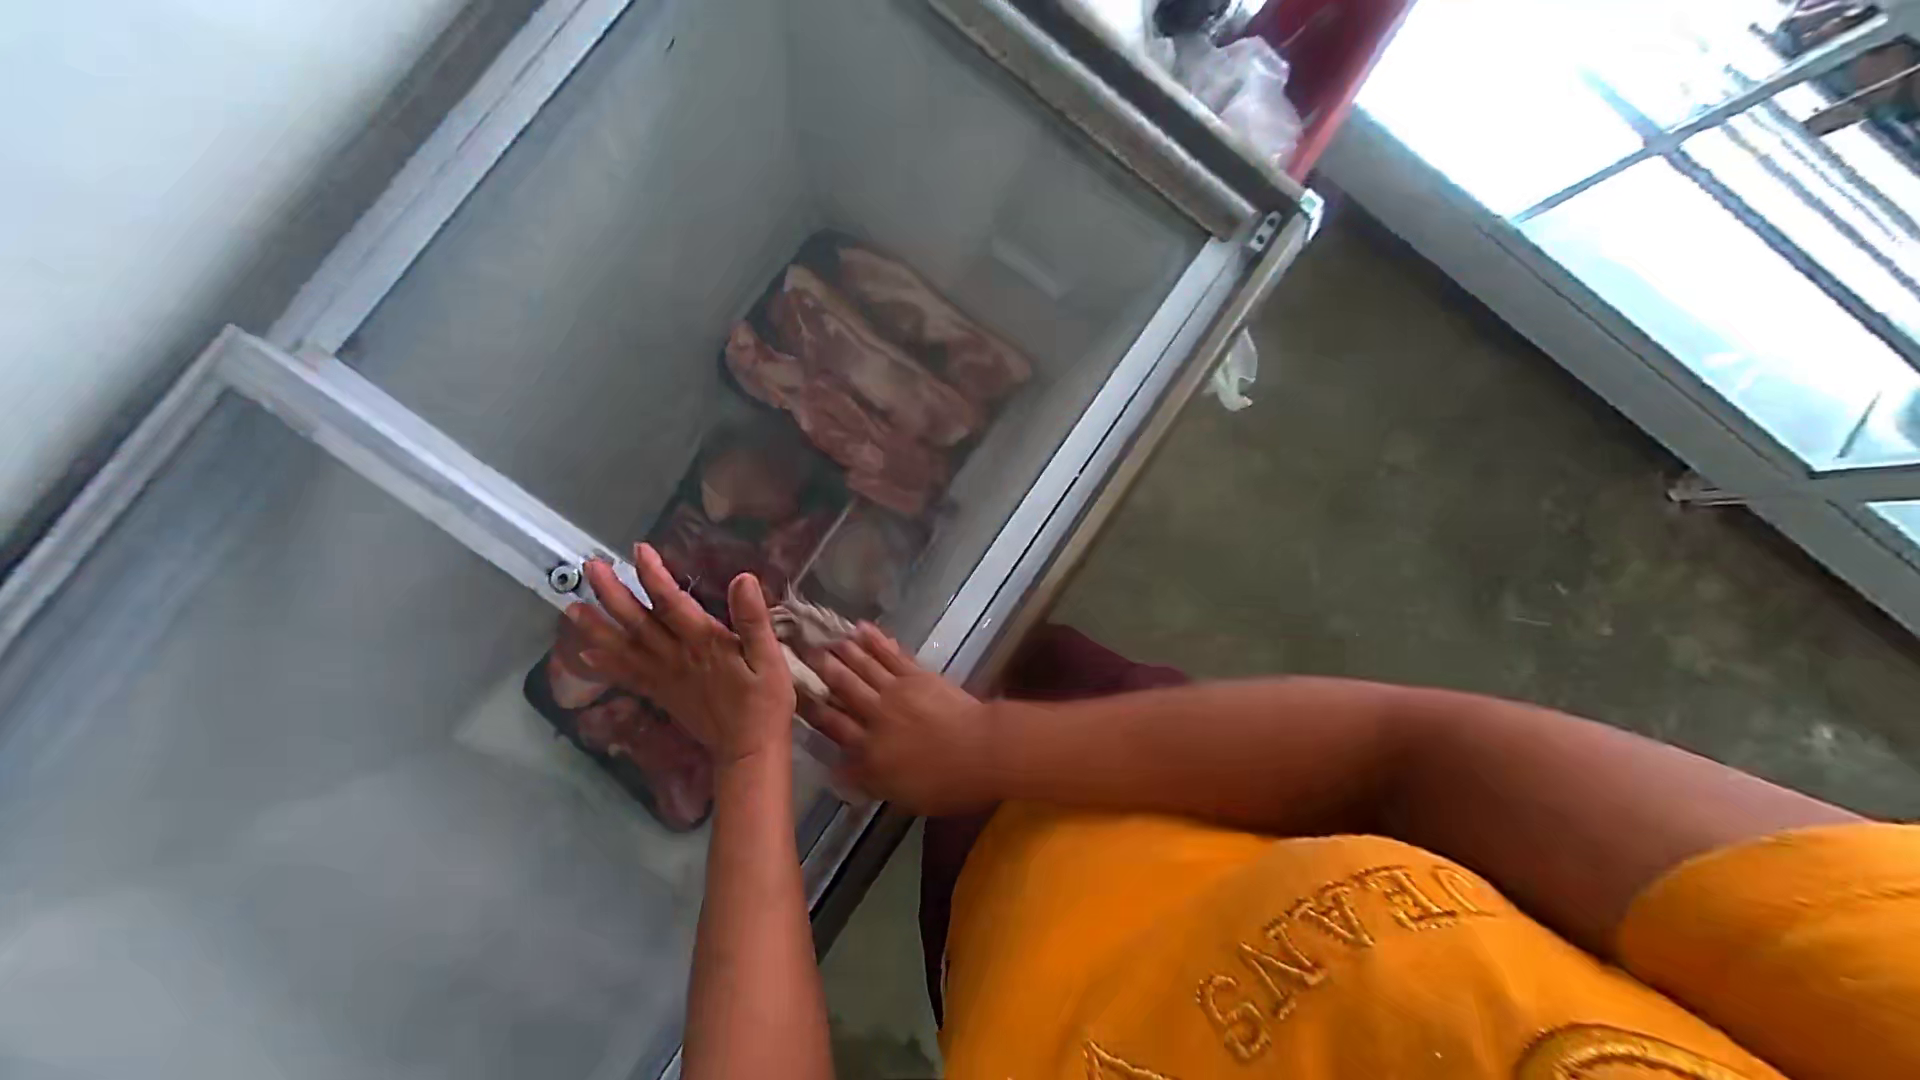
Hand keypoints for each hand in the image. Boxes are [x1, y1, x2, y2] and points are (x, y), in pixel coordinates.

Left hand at [568, 543, 795, 767]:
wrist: (748, 749)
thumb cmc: (765, 701)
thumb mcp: (770, 658)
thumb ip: (753, 619)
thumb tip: (743, 578)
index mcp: (704, 643)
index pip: (671, 602)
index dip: (653, 575)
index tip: (639, 550)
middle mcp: (676, 657)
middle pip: (636, 622)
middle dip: (612, 593)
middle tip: (590, 567)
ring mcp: (664, 677)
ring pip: (623, 648)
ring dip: (596, 627)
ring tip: (572, 608)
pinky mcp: (661, 694)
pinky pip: (627, 677)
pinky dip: (604, 666)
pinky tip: (585, 656)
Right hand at [800, 624, 997, 815]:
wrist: (980, 752)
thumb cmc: (945, 784)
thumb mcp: (900, 794)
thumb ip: (868, 779)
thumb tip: (838, 769)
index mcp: (868, 749)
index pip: (830, 724)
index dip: (809, 707)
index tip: (791, 691)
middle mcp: (875, 715)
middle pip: (841, 687)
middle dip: (819, 668)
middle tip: (801, 650)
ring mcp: (896, 691)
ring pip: (862, 666)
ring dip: (843, 650)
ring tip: (826, 637)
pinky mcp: (917, 675)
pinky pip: (890, 655)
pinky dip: (875, 640)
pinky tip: (862, 629)